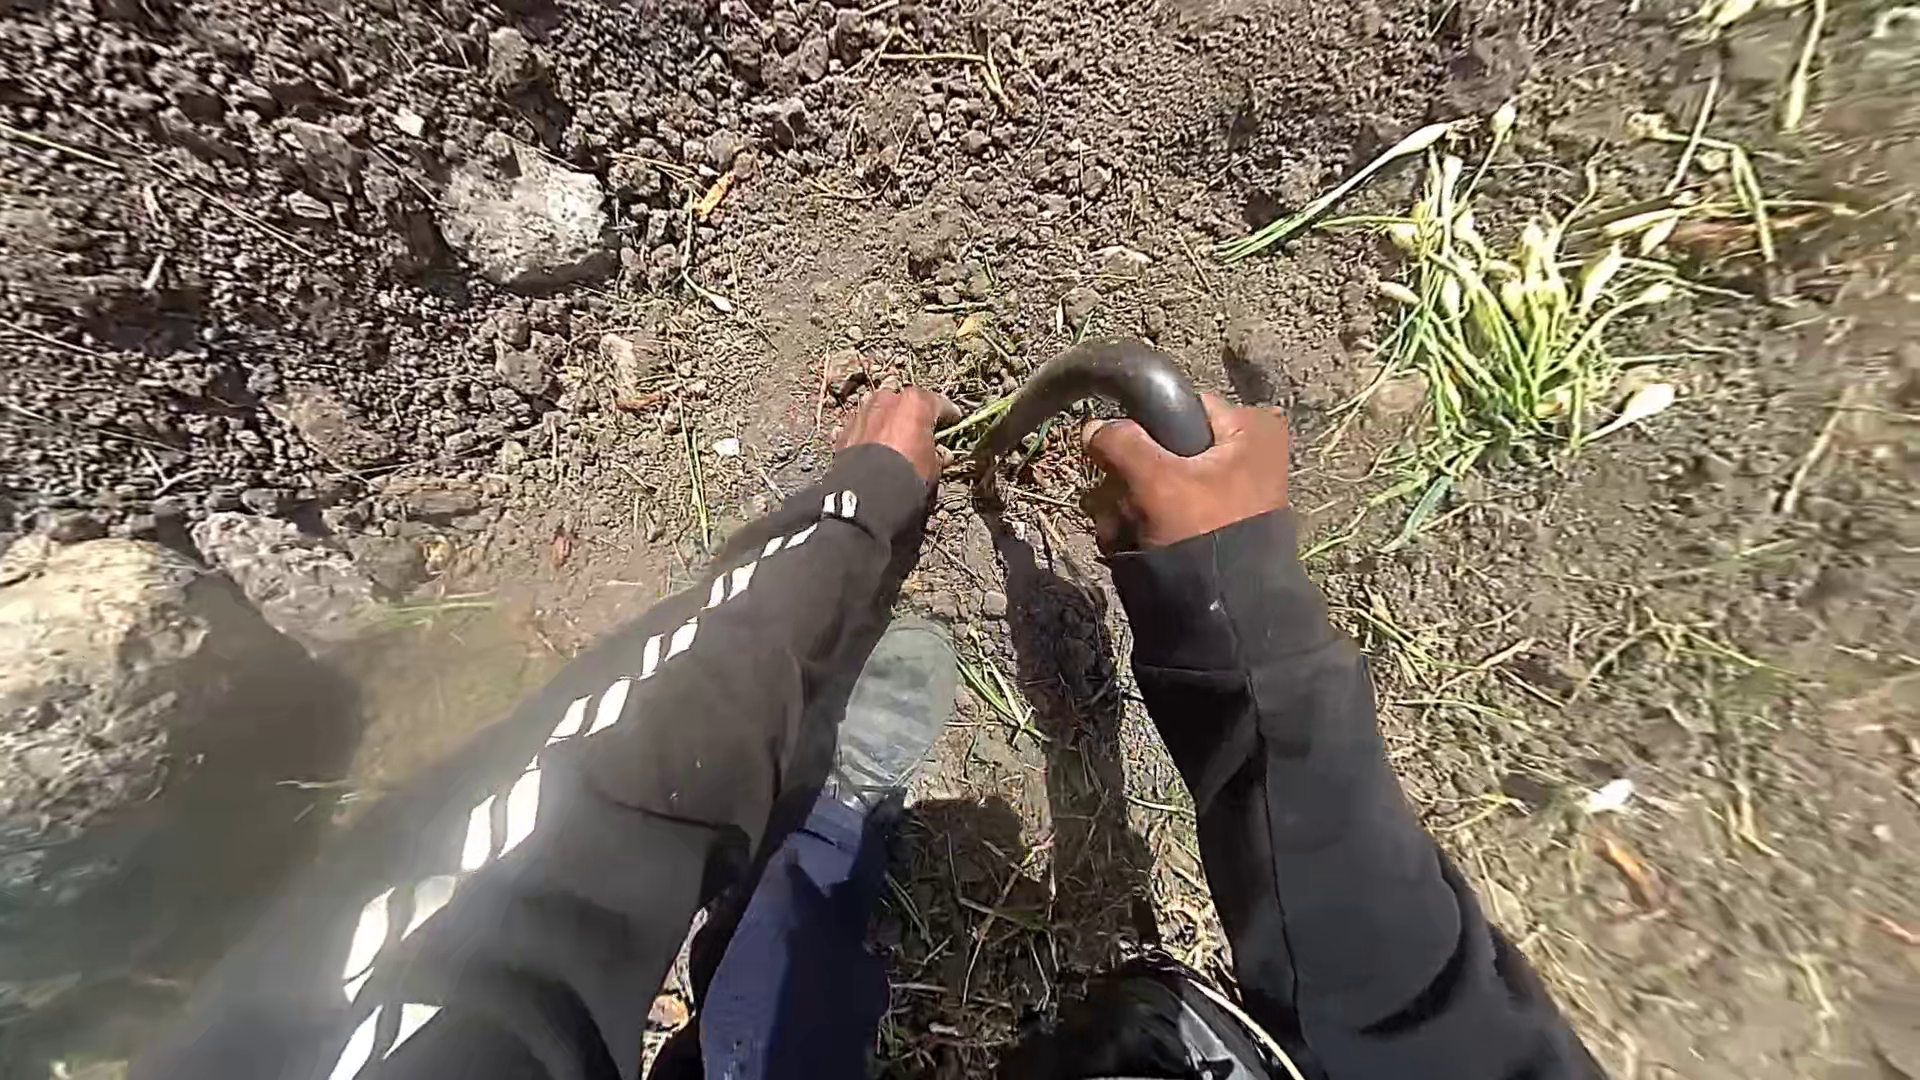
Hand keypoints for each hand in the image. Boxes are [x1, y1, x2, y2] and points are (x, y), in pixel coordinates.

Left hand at [835, 381, 958, 482]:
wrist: (869, 492)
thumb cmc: (909, 475)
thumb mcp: (934, 467)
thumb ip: (937, 455)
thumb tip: (940, 454)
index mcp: (915, 402)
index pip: (938, 404)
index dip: (948, 414)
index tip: (953, 420)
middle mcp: (887, 400)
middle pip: (904, 403)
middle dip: (912, 415)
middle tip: (920, 431)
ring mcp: (863, 412)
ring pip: (879, 411)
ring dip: (887, 422)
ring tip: (894, 439)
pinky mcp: (844, 430)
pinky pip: (861, 428)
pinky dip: (869, 435)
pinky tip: (873, 448)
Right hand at [1081, 394, 1289, 552]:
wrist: (1226, 608)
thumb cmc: (1202, 530)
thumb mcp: (1157, 481)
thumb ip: (1121, 444)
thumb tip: (1092, 428)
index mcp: (1250, 429)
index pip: (1180, 407)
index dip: (1145, 428)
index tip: (1120, 456)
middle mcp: (1245, 453)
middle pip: (1163, 449)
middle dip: (1130, 480)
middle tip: (1120, 504)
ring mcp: (1229, 490)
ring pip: (1157, 481)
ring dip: (1127, 505)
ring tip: (1119, 528)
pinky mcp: (1213, 520)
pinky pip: (1166, 507)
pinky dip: (1142, 522)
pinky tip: (1127, 539)